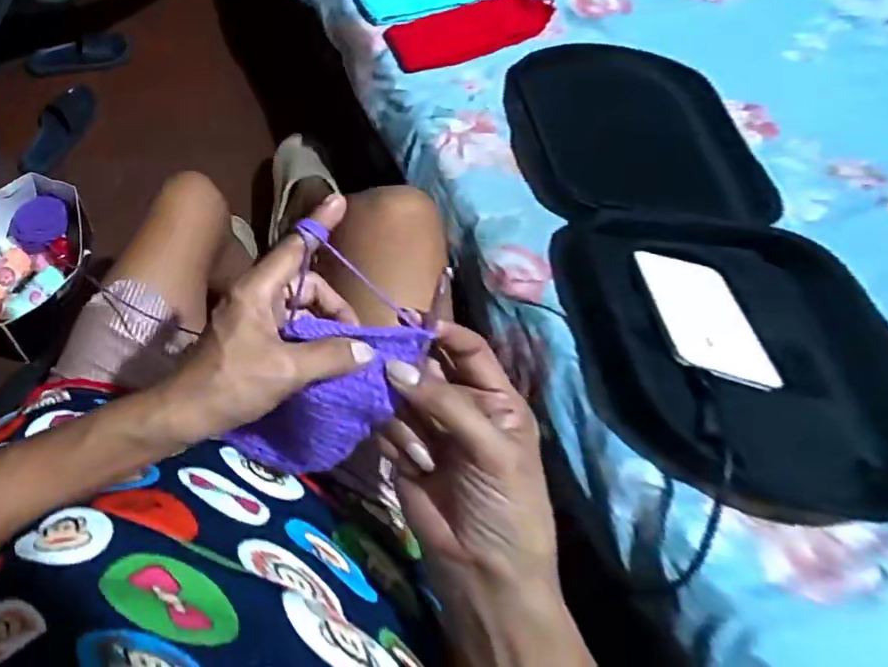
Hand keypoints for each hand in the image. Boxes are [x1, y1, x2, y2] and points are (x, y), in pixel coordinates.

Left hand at [153, 195, 376, 446]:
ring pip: (297, 305)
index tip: (339, 199)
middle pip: (302, 282)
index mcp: (256, 290)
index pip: (292, 248)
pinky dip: (310, 334)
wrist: (190, 407)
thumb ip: (329, 355)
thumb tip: (365, 347)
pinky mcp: (249, 334)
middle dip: (332, 302)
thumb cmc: (233, 382)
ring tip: (345, 353)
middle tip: (356, 338)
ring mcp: (249, 314)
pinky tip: (328, 358)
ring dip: (323, 322)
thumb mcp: (287, 370)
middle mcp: (252, 294)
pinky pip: (288, 324)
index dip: (318, 225)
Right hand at [378, 322, 554, 587]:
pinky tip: (409, 463)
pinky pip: (381, 419)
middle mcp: (458, 405)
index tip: (405, 320)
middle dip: (404, 367)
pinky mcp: (398, 443)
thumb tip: (392, 365)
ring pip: (395, 391)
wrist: (481, 568)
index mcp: (495, 401)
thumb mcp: (491, 452)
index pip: (468, 350)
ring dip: (400, 416)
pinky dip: (390, 437)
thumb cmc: (506, 507)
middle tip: (382, 366)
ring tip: (417, 450)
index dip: (441, 331)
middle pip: (422, 364)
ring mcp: (426, 425)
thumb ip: (443, 403)